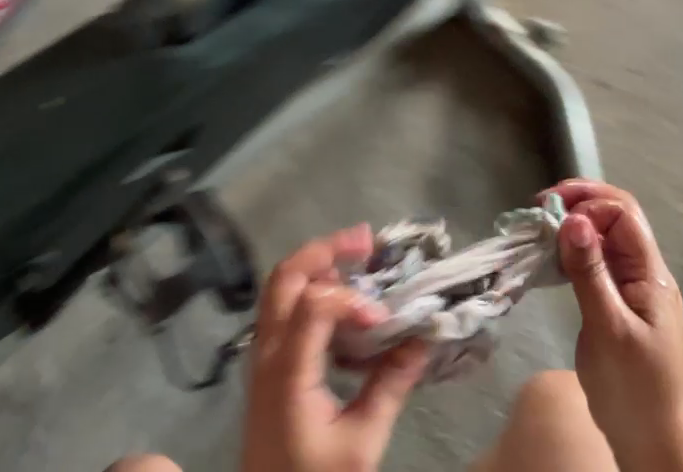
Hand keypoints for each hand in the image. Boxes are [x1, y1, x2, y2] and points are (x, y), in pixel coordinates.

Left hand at [240, 226, 429, 471]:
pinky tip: (339, 302)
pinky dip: (308, 291)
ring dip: (315, 267)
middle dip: (325, 250)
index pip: (313, 304)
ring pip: (278, 289)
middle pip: (284, 277)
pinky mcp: (265, 366)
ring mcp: (260, 357)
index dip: (351, 301)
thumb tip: (422, 341)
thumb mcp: (361, 443)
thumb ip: (389, 387)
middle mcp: (265, 352)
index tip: (384, 321)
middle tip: (365, 240)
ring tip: (355, 262)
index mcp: (286, 370)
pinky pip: (280, 310)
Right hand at [544, 180, 682, 471]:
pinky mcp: (613, 300)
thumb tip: (573, 219)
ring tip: (538, 229)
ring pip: (602, 236)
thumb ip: (590, 272)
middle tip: (538, 209)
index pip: (624, 214)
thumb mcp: (609, 327)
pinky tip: (549, 257)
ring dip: (571, 225)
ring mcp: (629, 286)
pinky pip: (593, 260)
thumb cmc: (632, 385)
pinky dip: (570, 250)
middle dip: (578, 203)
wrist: (646, 437)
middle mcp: (643, 272)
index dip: (588, 203)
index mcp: (651, 275)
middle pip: (615, 217)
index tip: (550, 212)